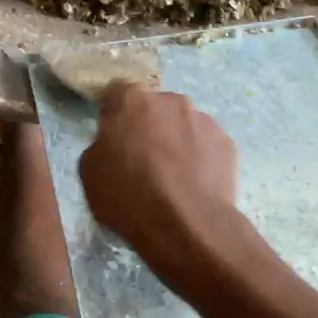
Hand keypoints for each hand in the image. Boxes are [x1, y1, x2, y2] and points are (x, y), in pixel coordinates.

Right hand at [78, 84, 238, 273]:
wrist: (186, 225)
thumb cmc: (128, 196)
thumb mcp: (89, 172)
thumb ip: (102, 145)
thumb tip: (114, 144)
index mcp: (132, 100)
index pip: (118, 92)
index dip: (115, 113)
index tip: (114, 137)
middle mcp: (171, 100)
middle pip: (155, 107)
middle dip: (150, 126)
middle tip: (144, 160)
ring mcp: (204, 120)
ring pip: (184, 125)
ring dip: (177, 142)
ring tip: (174, 178)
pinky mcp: (227, 143)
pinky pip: (207, 146)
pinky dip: (201, 159)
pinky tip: (195, 186)